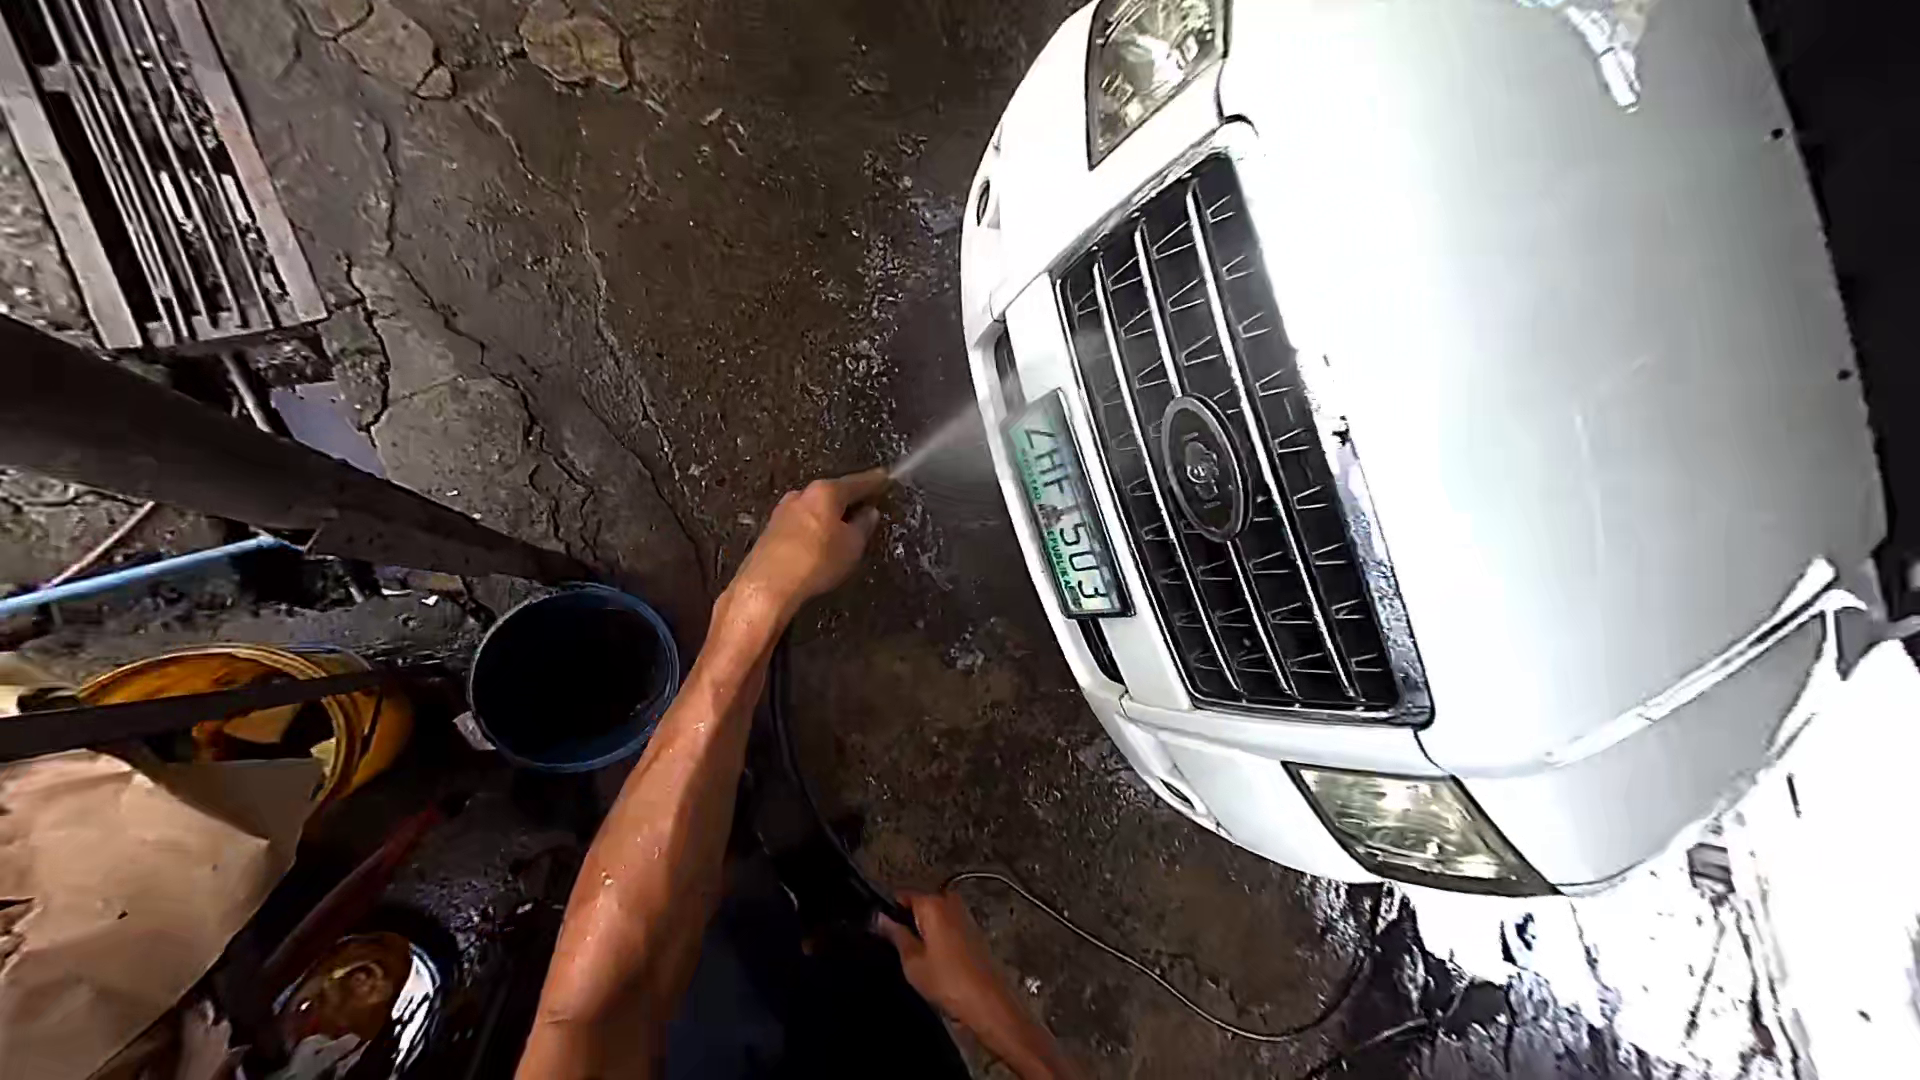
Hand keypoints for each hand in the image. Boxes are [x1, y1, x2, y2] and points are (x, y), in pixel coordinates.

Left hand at [730, 468, 888, 617]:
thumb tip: (869, 512)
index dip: (875, 482)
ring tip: (843, 532)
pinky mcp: (771, 530)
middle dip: (849, 501)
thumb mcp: (852, 546)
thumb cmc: (815, 562)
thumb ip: (864, 525)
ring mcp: (783, 511)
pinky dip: (814, 528)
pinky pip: (801, 523)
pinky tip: (819, 543)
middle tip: (866, 509)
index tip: (885, 478)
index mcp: (825, 492)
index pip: (857, 482)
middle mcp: (801, 495)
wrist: (766, 586)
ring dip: (829, 516)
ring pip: (814, 508)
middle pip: (832, 493)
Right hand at [877, 891, 1083, 1079]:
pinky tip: (937, 961)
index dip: (889, 912)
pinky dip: (939, 938)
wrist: (985, 1001)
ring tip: (921, 960)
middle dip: (908, 922)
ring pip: (933, 916)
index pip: (902, 895)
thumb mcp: (912, 961)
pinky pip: (947, 925)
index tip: (881, 928)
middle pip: (919, 904)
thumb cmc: (949, 981)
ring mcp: (963, 913)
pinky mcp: (972, 927)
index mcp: (933, 902)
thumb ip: (894, 934)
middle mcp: (949, 900)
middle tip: (902, 950)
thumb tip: (881, 919)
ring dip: (924, 931)